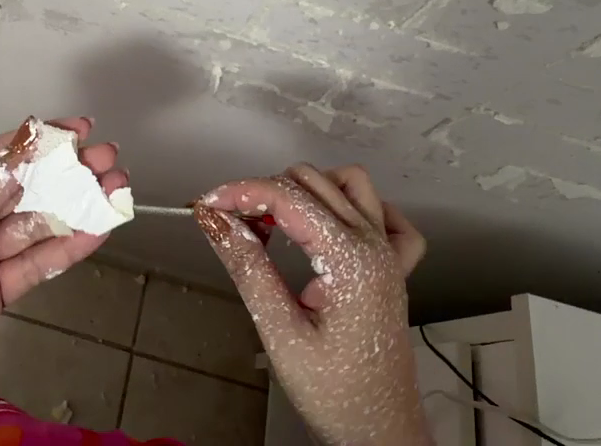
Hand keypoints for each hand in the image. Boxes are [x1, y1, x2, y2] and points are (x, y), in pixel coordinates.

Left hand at [0, 117, 124, 445]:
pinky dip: (66, 248)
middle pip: (21, 190)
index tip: (76, 130)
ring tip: (114, 192)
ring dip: (74, 210)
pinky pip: (35, 264)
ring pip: (34, 226)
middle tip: (107, 161)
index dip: (36, 141)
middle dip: (64, 175)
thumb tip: (21, 155)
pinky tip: (95, 232)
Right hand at [195, 164, 428, 445]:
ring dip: (308, 190)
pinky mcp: (395, 267)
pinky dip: (355, 207)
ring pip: (350, 183)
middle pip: (313, 180)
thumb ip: (249, 267)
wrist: (381, 435)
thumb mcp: (280, 332)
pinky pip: (385, 215)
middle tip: (233, 224)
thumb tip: (215, 219)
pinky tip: (329, 228)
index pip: (288, 197)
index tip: (205, 205)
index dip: (241, 192)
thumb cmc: (333, 393)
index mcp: (350, 258)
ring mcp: (389, 252)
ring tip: (276, 224)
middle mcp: (374, 243)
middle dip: (266, 191)